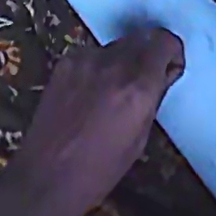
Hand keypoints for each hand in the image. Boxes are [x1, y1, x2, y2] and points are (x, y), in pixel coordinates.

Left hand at [7, 28, 185, 215]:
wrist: (44, 178)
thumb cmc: (98, 170)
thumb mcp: (139, 139)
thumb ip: (153, 98)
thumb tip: (164, 73)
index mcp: (138, 87)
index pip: (164, 42)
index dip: (172, 51)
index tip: (169, 67)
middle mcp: (114, 64)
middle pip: (143, 37)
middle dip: (150, 53)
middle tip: (146, 77)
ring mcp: (86, 59)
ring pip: (118, 45)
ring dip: (125, 59)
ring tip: (114, 90)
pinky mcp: (66, 62)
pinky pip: (93, 54)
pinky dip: (100, 66)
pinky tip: (90, 93)